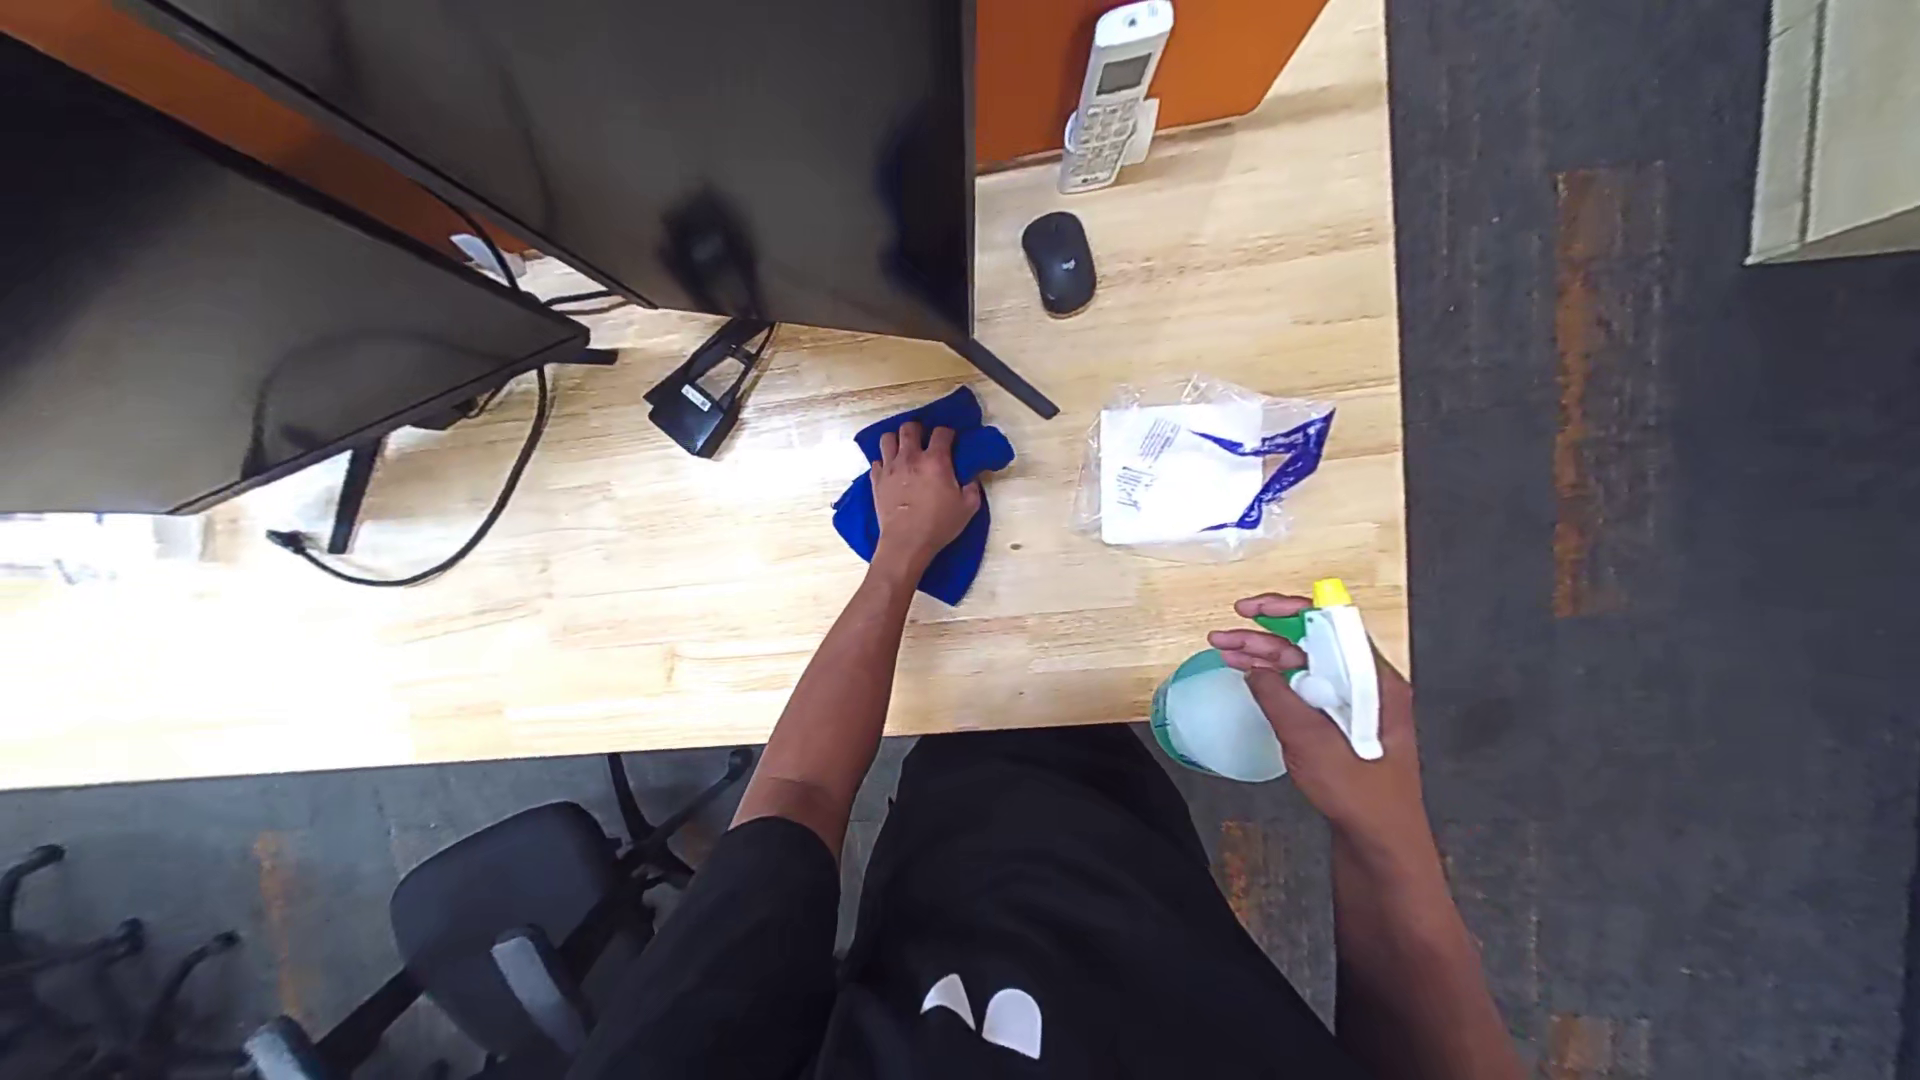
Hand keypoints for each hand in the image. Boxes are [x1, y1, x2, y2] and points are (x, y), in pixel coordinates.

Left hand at [870, 421, 982, 579]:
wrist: (906, 542)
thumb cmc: (939, 525)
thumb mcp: (968, 508)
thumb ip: (973, 488)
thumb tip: (972, 478)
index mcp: (935, 460)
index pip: (942, 432)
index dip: (948, 432)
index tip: (950, 439)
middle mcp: (910, 457)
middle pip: (909, 427)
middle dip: (918, 429)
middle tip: (924, 439)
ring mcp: (890, 467)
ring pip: (888, 438)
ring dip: (897, 439)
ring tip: (904, 449)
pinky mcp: (877, 480)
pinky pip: (877, 460)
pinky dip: (884, 461)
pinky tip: (891, 469)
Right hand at [1208, 594, 1430, 865]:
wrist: (1380, 843)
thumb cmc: (1359, 796)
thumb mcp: (1311, 742)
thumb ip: (1278, 698)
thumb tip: (1254, 669)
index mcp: (1373, 681)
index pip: (1332, 624)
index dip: (1290, 608)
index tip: (1252, 609)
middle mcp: (1364, 684)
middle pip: (1311, 641)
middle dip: (1264, 633)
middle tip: (1224, 635)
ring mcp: (1350, 701)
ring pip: (1302, 662)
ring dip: (1262, 653)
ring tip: (1224, 650)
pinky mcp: (1336, 718)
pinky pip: (1302, 684)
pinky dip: (1271, 676)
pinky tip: (1247, 672)